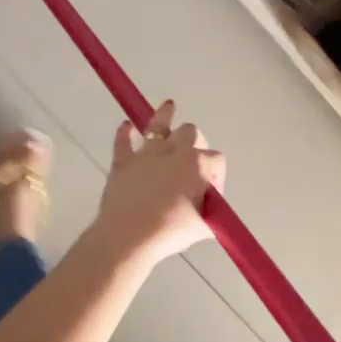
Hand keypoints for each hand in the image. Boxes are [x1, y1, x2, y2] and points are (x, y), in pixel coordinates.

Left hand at [93, 101, 225, 265]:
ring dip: (165, 114)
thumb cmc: (171, 232)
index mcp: (198, 164)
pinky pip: (123, 140)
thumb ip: (211, 213)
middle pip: (191, 133)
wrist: (129, 236)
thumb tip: (211, 211)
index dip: (217, 176)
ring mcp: (147, 153)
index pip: (217, 160)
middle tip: (193, 160)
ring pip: (159, 124)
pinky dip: (125, 132)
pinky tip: (127, 126)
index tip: (211, 195)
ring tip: (169, 105)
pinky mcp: (123, 161)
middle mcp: (174, 151)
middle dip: (196, 142)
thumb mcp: (203, 226)